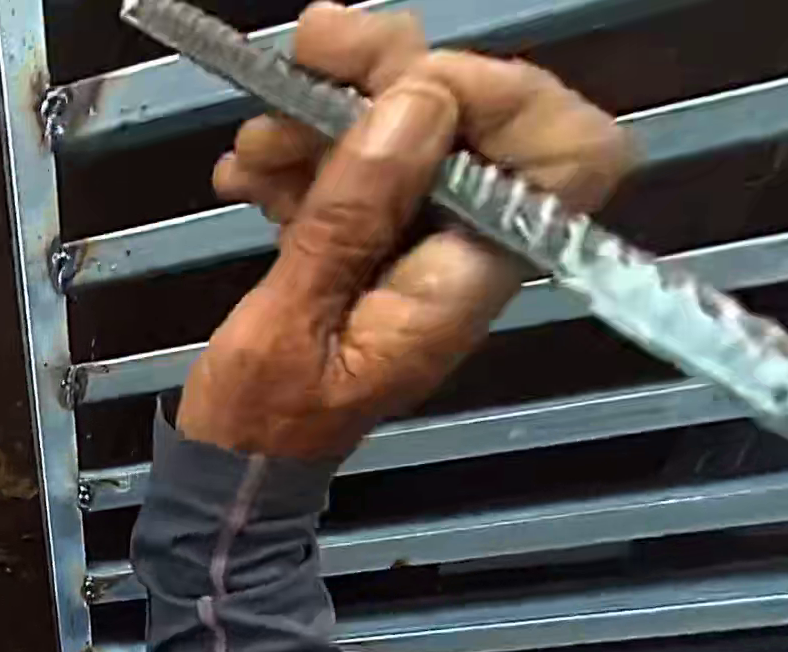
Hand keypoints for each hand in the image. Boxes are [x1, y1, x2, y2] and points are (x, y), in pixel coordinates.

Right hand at [179, 2, 632, 458]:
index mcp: (453, 289)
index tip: (397, 85)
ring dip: (323, 125)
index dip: (498, 96)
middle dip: (390, 78)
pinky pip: (345, 194)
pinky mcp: (354, 265)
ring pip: (394, 155)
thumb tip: (416, 101)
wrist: (230, 471)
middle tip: (309, 45)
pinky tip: (239, 173)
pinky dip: (296, 172)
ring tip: (247, 136)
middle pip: (467, 133)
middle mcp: (447, 263)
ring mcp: (399, 262)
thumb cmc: (253, 420)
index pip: (556, 159)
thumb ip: (348, 224)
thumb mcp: (285, 325)